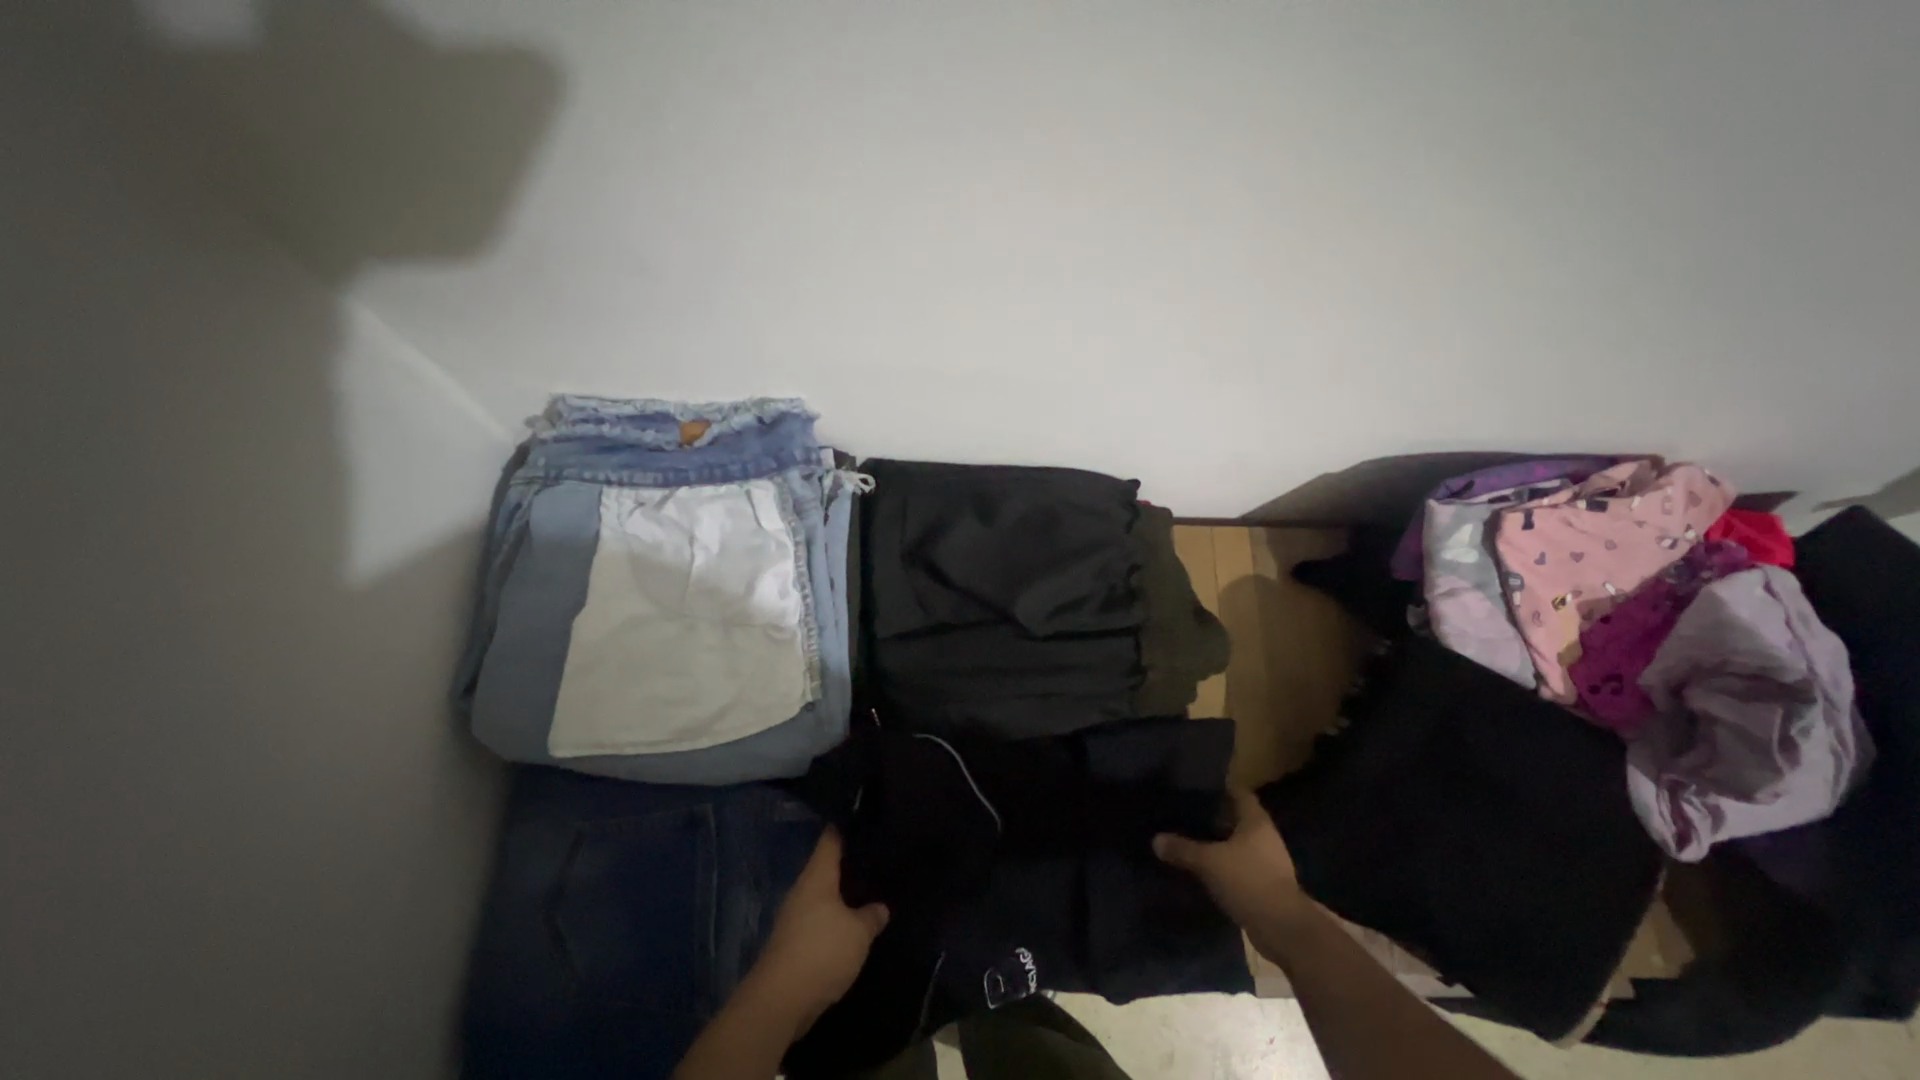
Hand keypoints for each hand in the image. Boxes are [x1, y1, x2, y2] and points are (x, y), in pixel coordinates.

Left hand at [740, 827, 888, 1033]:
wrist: (781, 1000)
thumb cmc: (822, 952)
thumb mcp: (858, 932)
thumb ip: (872, 915)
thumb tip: (880, 907)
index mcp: (816, 877)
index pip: (830, 839)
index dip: (846, 826)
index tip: (866, 818)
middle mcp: (802, 891)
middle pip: (826, 868)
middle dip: (849, 864)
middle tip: (879, 858)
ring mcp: (794, 917)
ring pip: (823, 896)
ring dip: (843, 895)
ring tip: (871, 891)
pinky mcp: (793, 942)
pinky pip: (819, 920)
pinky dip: (836, 919)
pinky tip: (854, 924)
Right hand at [1154, 788, 1309, 930]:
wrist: (1282, 928)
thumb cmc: (1248, 880)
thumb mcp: (1208, 862)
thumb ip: (1183, 849)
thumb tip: (1156, 840)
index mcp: (1257, 822)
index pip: (1240, 795)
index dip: (1221, 790)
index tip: (1198, 790)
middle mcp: (1267, 838)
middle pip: (1239, 821)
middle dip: (1216, 819)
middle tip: (1187, 816)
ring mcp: (1270, 864)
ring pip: (1240, 847)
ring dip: (1220, 846)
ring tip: (1192, 843)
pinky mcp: (1267, 887)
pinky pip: (1241, 869)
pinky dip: (1226, 868)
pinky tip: (1206, 872)